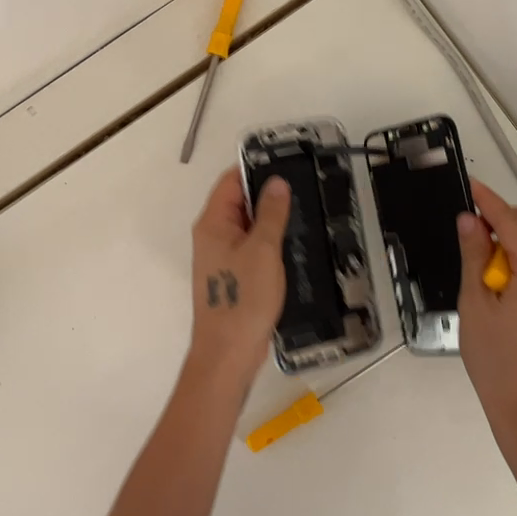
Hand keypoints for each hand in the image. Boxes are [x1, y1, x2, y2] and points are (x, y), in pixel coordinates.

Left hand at [187, 167, 290, 377]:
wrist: (228, 352)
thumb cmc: (243, 298)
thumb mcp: (262, 250)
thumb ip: (270, 213)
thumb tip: (276, 182)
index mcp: (212, 223)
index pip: (230, 180)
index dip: (256, 169)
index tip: (287, 163)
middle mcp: (212, 235)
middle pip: (238, 201)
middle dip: (267, 194)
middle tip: (303, 187)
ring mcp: (222, 257)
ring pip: (247, 226)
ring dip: (271, 219)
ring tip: (304, 210)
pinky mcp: (234, 276)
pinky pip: (251, 247)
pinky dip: (269, 242)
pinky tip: (293, 242)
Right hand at [457, 180, 516, 440]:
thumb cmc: (496, 359)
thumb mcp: (475, 304)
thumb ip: (474, 256)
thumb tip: (469, 220)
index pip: (510, 220)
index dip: (486, 200)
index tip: (466, 183)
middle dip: (502, 214)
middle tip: (468, 223)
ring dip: (510, 234)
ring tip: (477, 249)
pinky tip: (493, 271)